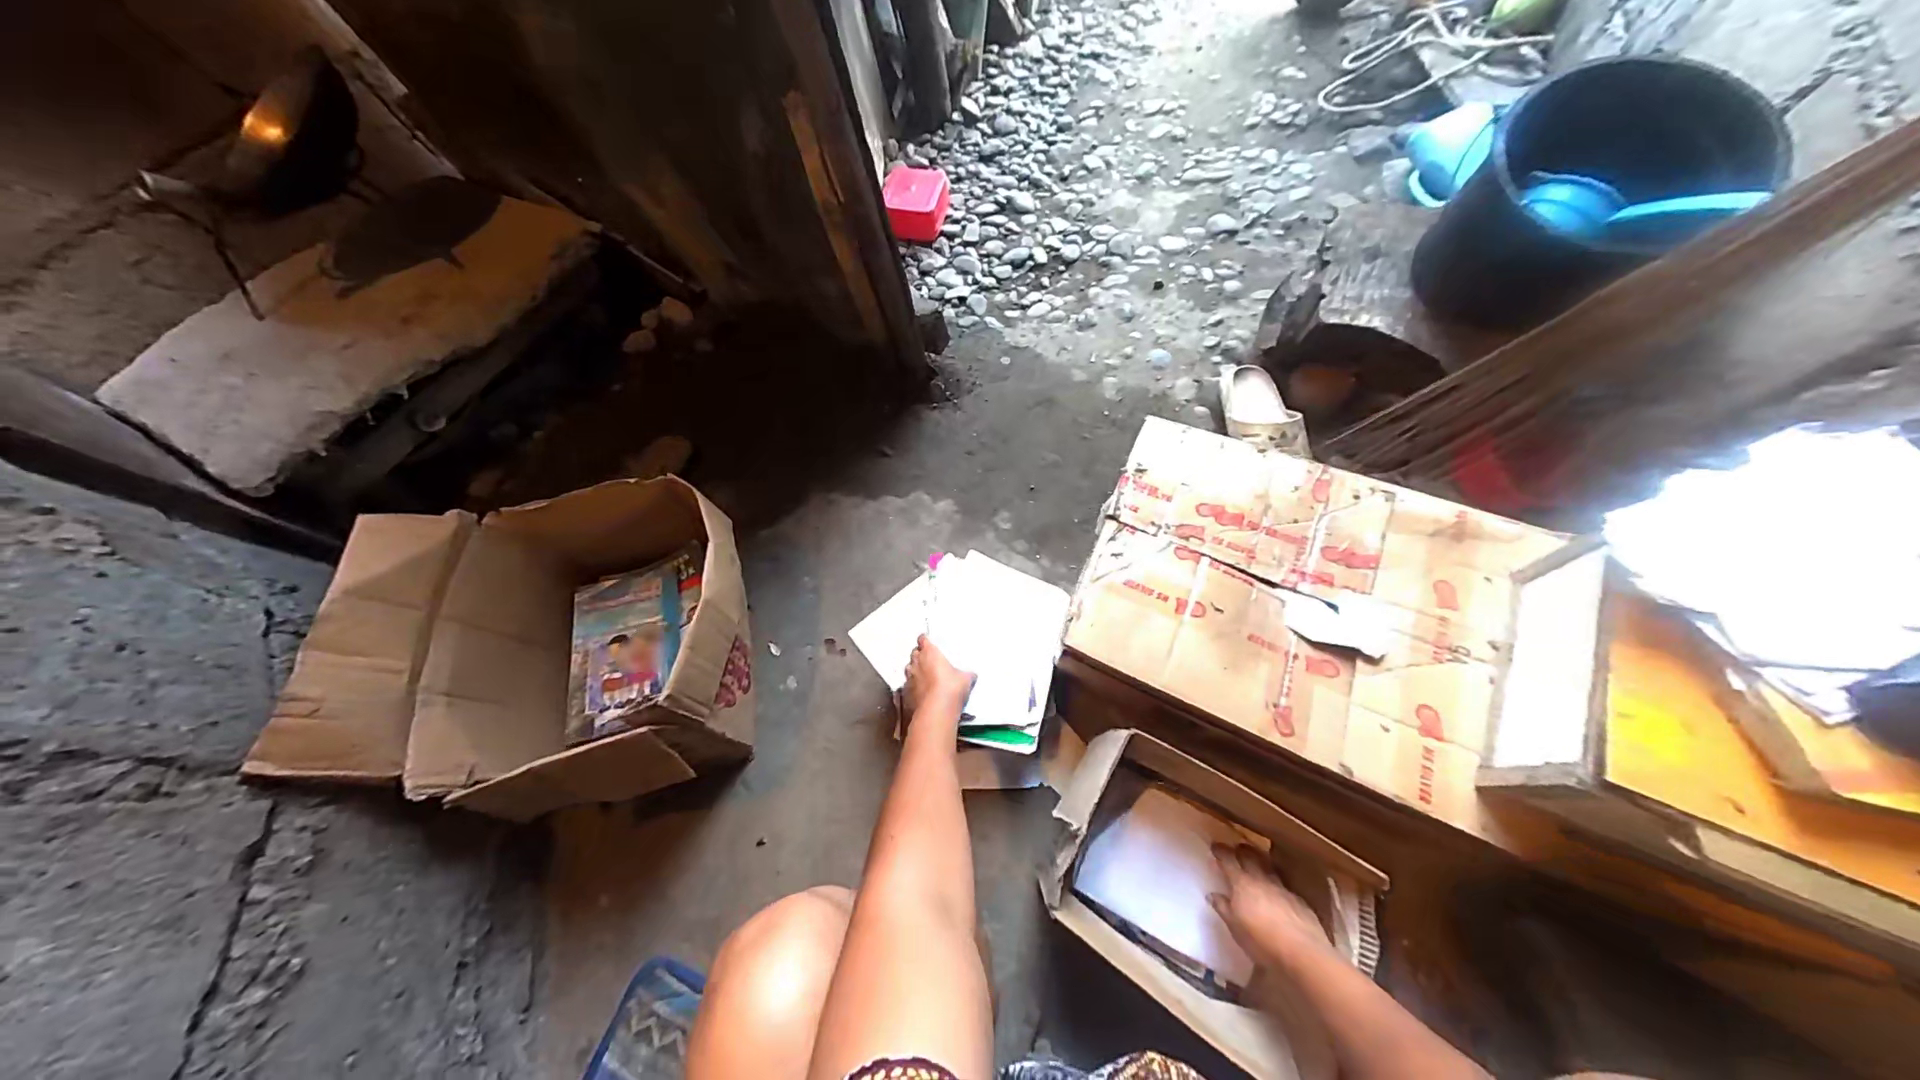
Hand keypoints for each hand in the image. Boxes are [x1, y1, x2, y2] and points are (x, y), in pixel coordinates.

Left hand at [902, 634, 973, 717]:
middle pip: (914, 653)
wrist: (936, 710)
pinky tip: (919, 690)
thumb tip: (972, 674)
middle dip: (919, 654)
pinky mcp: (905, 692)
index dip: (924, 639)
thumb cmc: (951, 687)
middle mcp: (916, 662)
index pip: (923, 640)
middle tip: (927, 658)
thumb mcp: (965, 679)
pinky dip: (912, 685)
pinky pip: (907, 684)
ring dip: (914, 669)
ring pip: (909, 668)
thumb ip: (967, 674)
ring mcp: (909, 677)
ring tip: (923, 674)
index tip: (927, 640)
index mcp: (930, 653)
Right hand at [1210, 844, 1338, 969]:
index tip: (1215, 846)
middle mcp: (1262, 881)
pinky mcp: (1299, 901)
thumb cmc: (1262, 943)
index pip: (1228, 860)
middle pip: (1250, 857)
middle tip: (1236, 848)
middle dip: (1242, 850)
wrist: (1304, 954)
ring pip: (1269, 868)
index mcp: (1242, 885)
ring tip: (1256, 863)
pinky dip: (1276, 884)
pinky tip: (1277, 893)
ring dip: (1261, 863)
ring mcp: (1282, 889)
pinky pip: (1283, 886)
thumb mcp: (1235, 929)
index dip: (1221, 851)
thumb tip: (1212, 894)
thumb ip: (1223, 908)